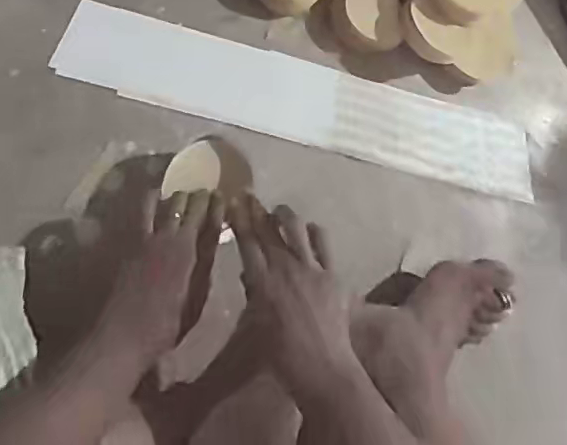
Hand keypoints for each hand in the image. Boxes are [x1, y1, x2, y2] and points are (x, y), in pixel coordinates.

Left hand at [95, 191, 218, 367]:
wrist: (125, 334)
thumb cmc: (167, 325)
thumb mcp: (196, 299)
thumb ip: (205, 266)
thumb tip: (212, 241)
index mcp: (193, 252)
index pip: (210, 218)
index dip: (217, 204)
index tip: (221, 196)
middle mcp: (174, 237)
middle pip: (189, 205)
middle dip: (199, 196)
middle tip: (204, 194)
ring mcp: (151, 236)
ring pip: (169, 202)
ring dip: (177, 196)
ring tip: (181, 196)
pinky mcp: (134, 240)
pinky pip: (145, 210)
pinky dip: (153, 199)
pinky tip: (156, 198)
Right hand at [231, 197, 359, 400]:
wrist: (324, 371)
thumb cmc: (284, 358)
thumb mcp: (257, 326)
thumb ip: (254, 295)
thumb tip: (249, 272)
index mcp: (263, 283)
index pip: (247, 241)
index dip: (240, 218)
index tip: (234, 200)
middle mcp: (285, 268)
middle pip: (267, 229)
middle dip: (256, 209)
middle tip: (249, 195)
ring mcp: (311, 268)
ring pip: (295, 226)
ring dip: (284, 215)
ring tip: (279, 212)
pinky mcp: (332, 272)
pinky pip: (322, 241)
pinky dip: (312, 231)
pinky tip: (308, 230)